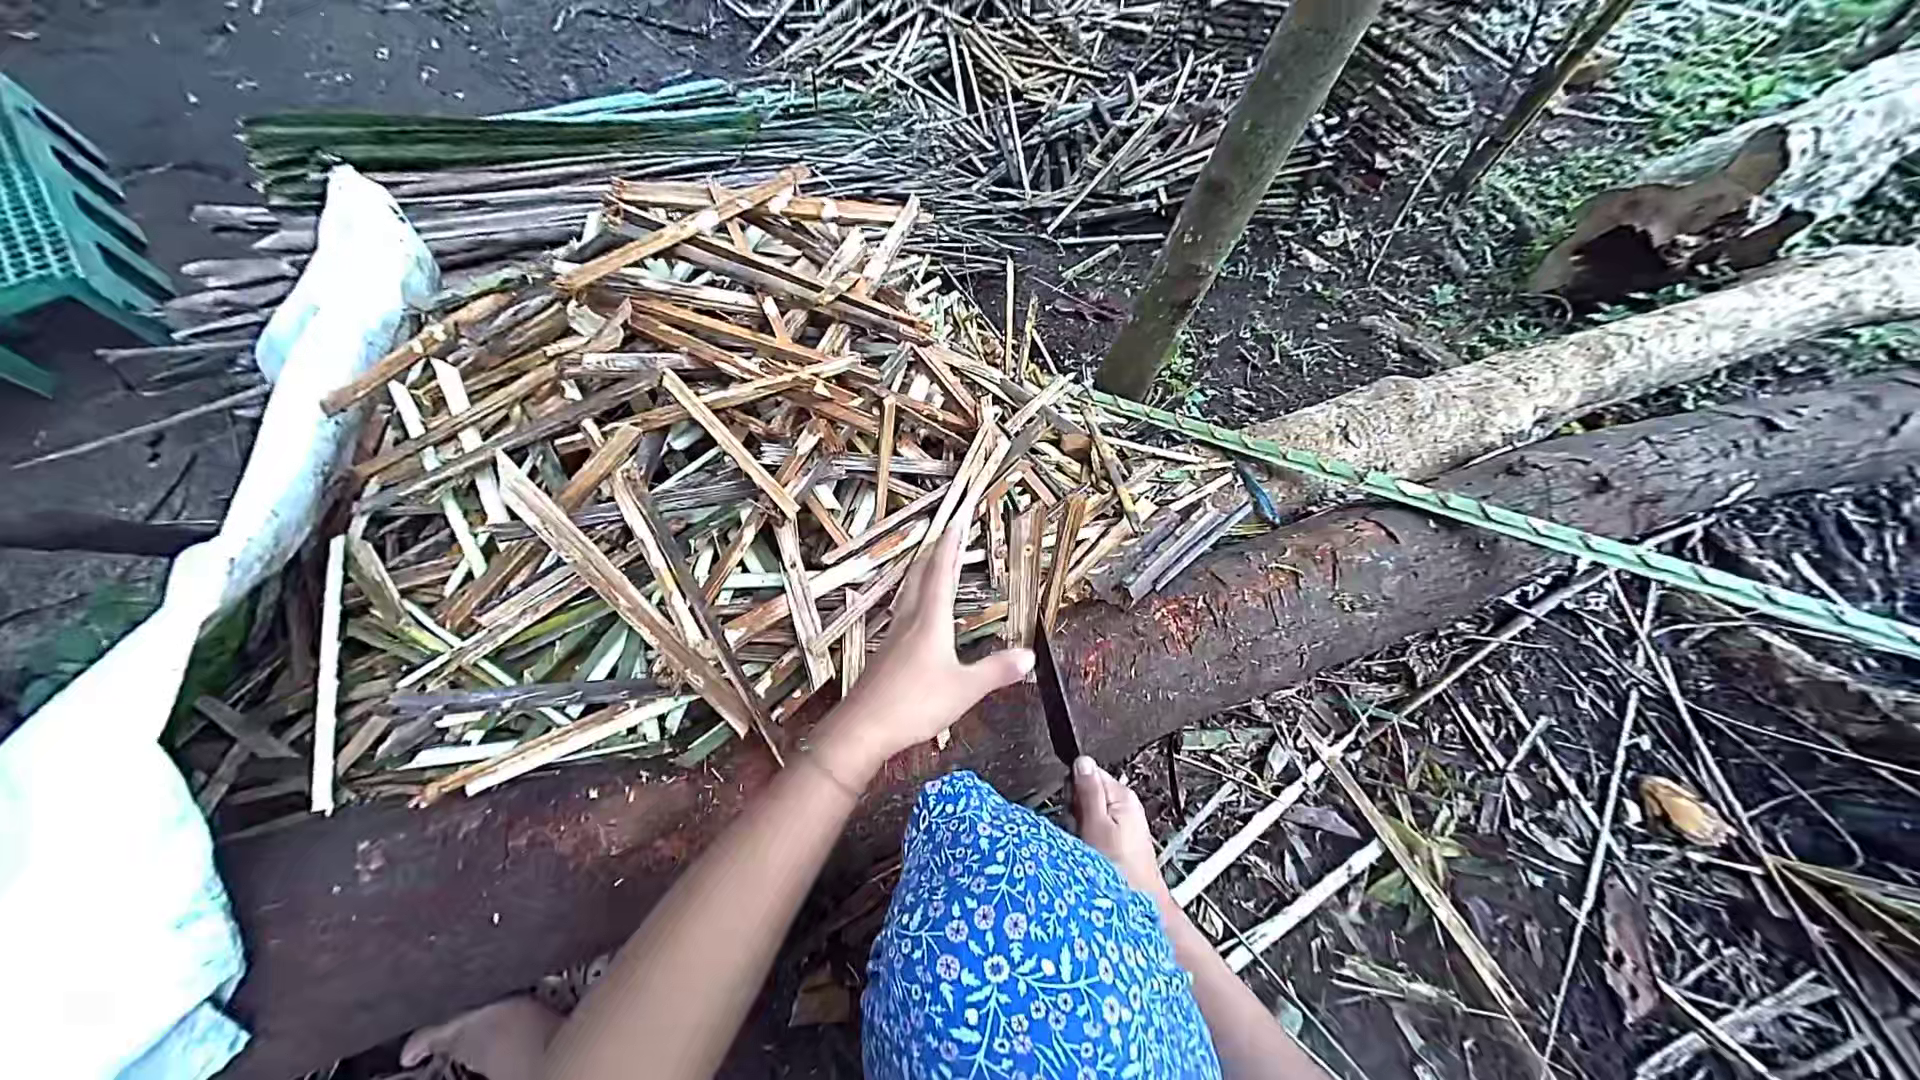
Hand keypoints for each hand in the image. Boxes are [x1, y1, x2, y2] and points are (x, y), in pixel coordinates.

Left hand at [813, 510, 1034, 777]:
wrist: (862, 728)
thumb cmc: (914, 705)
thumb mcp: (965, 690)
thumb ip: (996, 671)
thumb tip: (1028, 656)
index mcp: (930, 621)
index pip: (941, 573)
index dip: (951, 546)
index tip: (956, 522)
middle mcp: (909, 621)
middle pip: (921, 577)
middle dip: (936, 553)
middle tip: (947, 535)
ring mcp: (894, 637)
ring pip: (909, 593)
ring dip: (922, 573)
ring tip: (932, 565)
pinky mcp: (885, 654)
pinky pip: (903, 613)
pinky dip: (914, 598)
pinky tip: (915, 613)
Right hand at [1072, 757, 1169, 900]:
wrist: (1138, 906)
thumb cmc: (1121, 870)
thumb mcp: (1096, 825)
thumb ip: (1088, 791)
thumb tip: (1082, 761)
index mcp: (1123, 796)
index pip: (1089, 772)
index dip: (1073, 789)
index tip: (1072, 808)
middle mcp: (1126, 807)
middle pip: (1088, 793)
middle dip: (1075, 810)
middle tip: (1079, 830)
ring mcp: (1123, 825)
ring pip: (1088, 814)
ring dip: (1080, 828)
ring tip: (1085, 845)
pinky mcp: (1119, 842)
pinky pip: (1095, 831)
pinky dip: (1088, 840)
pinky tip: (1090, 853)